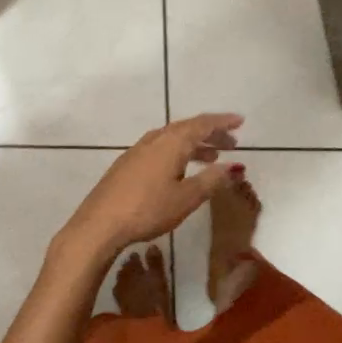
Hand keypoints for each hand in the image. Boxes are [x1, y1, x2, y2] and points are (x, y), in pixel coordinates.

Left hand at [59, 114, 243, 256]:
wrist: (101, 221)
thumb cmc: (148, 208)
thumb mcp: (186, 197)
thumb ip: (212, 180)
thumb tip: (235, 166)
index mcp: (172, 142)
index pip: (202, 124)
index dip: (222, 122)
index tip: (240, 121)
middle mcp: (156, 139)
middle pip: (187, 129)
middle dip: (210, 133)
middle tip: (232, 143)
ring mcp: (139, 149)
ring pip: (173, 138)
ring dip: (194, 143)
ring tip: (212, 156)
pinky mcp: (129, 162)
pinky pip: (162, 147)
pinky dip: (178, 151)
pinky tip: (181, 167)